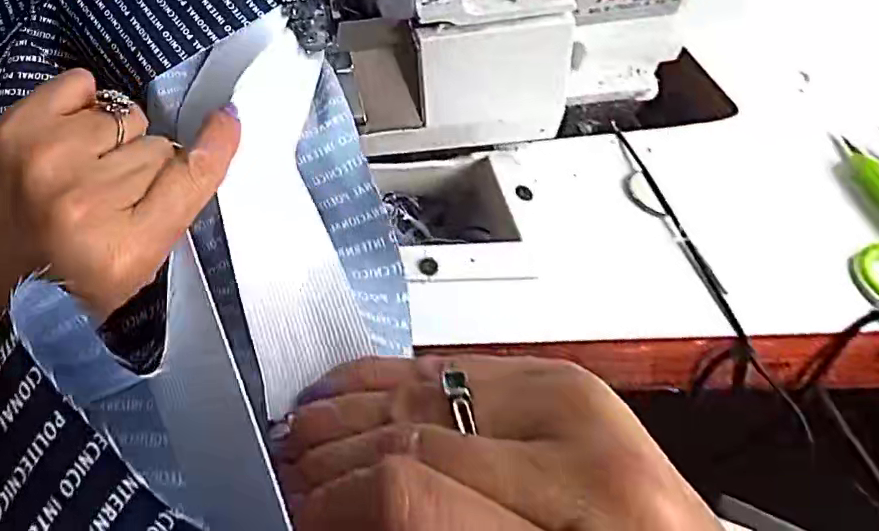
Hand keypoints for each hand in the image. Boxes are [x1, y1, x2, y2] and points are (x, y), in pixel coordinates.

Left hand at [0, 68, 241, 316]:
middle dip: (143, 166)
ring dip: (111, 139)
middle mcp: (86, 200)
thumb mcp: (130, 274)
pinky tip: (63, 137)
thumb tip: (211, 136)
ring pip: (125, 115)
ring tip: (77, 173)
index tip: (228, 119)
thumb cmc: (55, 296)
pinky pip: (84, 83)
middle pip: (159, 145)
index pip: (191, 175)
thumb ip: (171, 210)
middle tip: (107, 199)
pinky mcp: (13, 127)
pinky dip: (82, 103)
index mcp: (122, 250)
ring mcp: (45, 158)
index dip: (217, 144)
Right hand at [275, 356, 714, 530]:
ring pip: (424, 385)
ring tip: (304, 435)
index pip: (409, 493)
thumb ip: (423, 529)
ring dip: (351, 413)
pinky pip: (454, 365)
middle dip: (336, 463)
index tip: (300, 515)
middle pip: (410, 433)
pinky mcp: (563, 376)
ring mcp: (576, 400)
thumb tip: (337, 514)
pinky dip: (392, 378)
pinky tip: (352, 389)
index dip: (337, 506)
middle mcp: (586, 453)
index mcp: (588, 529)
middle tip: (291, 483)